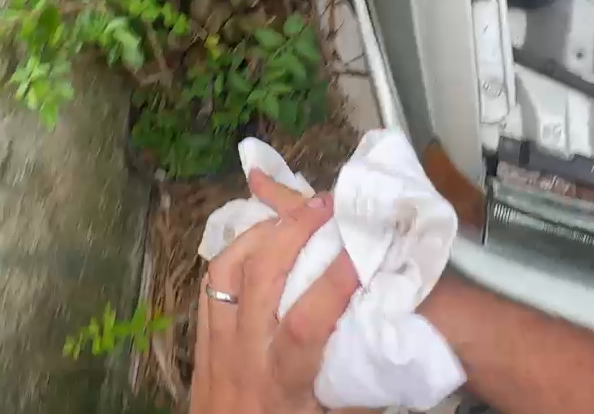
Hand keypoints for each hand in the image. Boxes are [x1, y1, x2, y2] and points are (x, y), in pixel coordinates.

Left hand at [190, 169, 359, 413]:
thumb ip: (361, 388)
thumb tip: (395, 343)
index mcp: (280, 387)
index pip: (305, 325)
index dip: (334, 283)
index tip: (362, 250)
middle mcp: (243, 358)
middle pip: (261, 277)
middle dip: (294, 231)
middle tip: (326, 204)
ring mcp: (214, 346)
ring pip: (227, 269)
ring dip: (260, 232)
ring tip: (290, 212)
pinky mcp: (198, 342)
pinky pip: (210, 283)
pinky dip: (235, 252)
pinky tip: (258, 240)